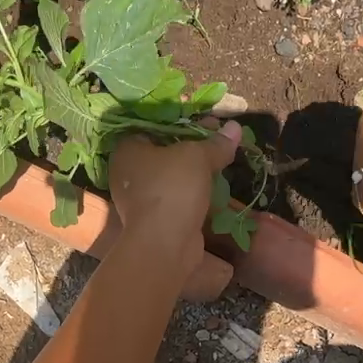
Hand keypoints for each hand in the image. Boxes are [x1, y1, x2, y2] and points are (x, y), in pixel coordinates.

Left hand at [108, 121, 241, 273]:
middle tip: (220, 136)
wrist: (165, 245)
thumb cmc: (172, 189)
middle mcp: (129, 173)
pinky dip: (195, 190)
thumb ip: (216, 143)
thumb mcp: (197, 157)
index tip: (207, 117)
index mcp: (127, 150)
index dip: (182, 117)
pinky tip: (216, 183)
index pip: (154, 124)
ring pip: (173, 175)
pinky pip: (178, 196)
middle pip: (165, 149)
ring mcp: (142, 198)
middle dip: (194, 143)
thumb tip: (235, 128)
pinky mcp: (157, 218)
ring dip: (196, 168)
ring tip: (223, 156)